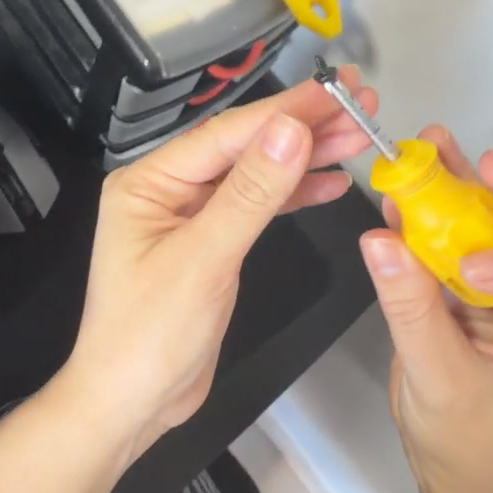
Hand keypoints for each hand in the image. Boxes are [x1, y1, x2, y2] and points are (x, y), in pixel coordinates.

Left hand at [57, 71, 377, 456]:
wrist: (130, 401)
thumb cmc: (151, 334)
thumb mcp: (203, 259)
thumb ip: (249, 194)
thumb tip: (291, 129)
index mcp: (148, 183)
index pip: (224, 135)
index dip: (285, 111)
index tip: (340, 90)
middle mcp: (165, 192)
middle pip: (240, 149)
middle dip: (300, 128)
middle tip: (361, 104)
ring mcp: (187, 219)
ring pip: (252, 177)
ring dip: (303, 159)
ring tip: (358, 137)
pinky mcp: (208, 246)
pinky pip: (253, 209)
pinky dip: (290, 197)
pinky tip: (328, 183)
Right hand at [361, 127, 492, 492]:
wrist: (459, 462)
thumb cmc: (471, 443)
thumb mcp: (441, 385)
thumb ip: (413, 311)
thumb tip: (381, 241)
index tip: (474, 272)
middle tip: (492, 168)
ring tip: (440, 148)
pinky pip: (491, 225)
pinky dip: (457, 194)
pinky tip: (424, 169)